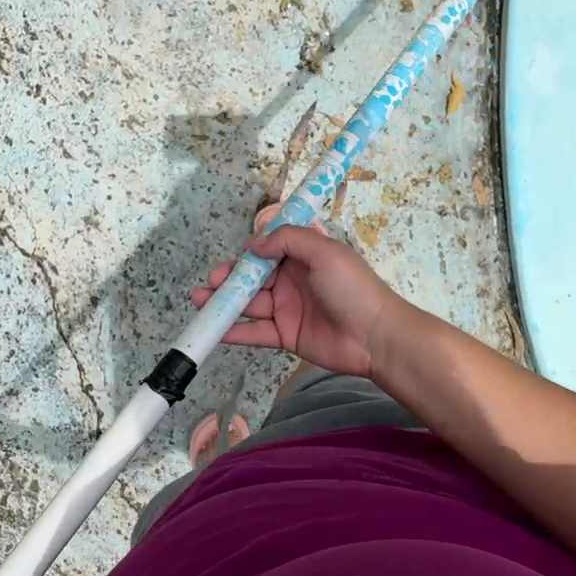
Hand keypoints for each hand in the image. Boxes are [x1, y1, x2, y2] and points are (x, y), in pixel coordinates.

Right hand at [191, 225, 417, 377]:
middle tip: (211, 283)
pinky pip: (256, 331)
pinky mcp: (286, 335)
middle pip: (254, 278)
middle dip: (230, 279)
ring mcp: (288, 309)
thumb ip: (288, 240)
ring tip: (201, 302)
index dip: (249, 253)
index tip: (235, 257)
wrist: (374, 336)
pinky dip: (236, 331)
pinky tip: (217, 330)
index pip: (269, 250)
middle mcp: (293, 280)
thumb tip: (255, 243)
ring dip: (225, 303)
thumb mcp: (324, 251)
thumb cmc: (353, 288)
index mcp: (304, 256)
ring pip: (250, 304)